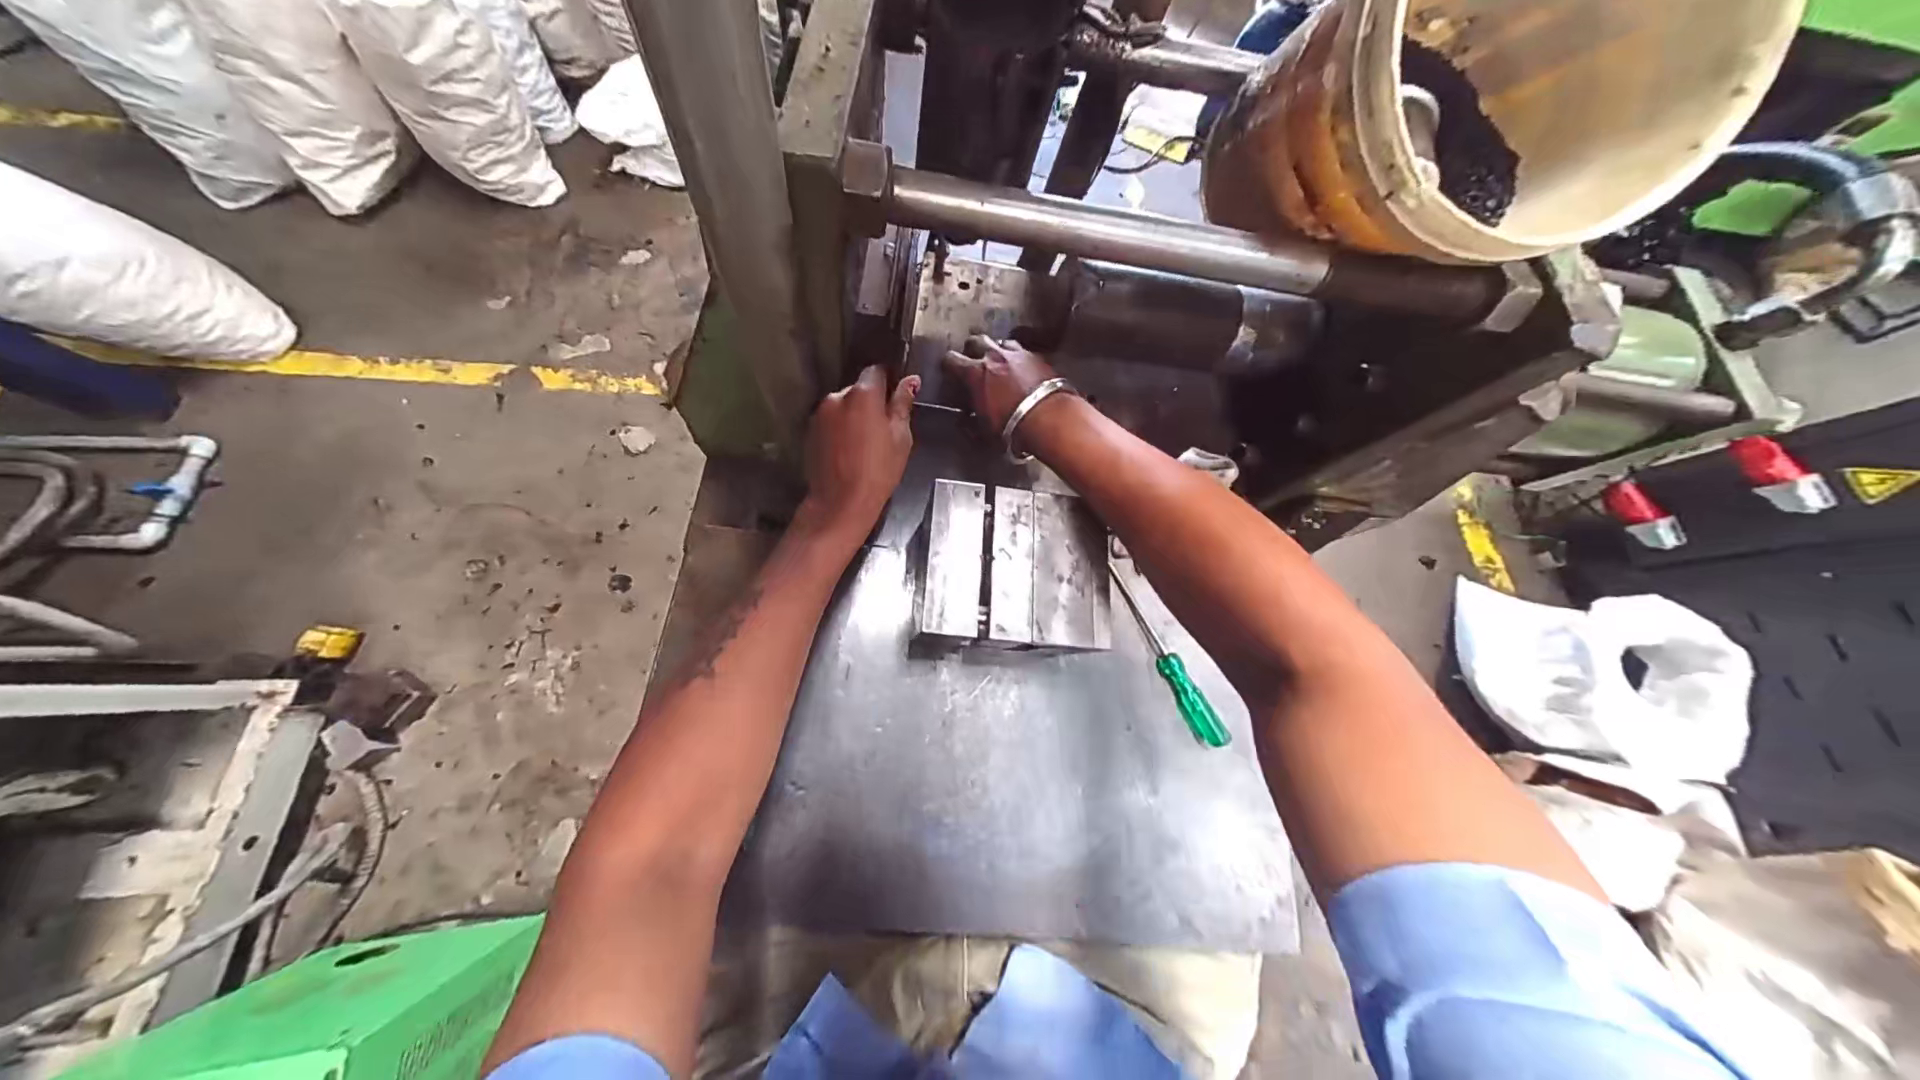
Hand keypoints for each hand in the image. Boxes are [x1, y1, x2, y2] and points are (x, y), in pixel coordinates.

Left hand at [801, 365, 917, 534]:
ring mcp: (819, 415)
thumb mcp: (900, 438)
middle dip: (870, 402)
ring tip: (865, 444)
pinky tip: (849, 451)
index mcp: (862, 394)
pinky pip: (830, 422)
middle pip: (858, 389)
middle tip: (884, 429)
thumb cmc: (878, 471)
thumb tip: (910, 381)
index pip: (876, 371)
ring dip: (854, 416)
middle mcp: (836, 397)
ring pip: (843, 406)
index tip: (896, 399)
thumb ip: (903, 404)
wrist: (840, 503)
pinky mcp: (809, 432)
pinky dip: (840, 429)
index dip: (888, 382)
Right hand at [942, 335, 1059, 431]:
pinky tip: (1022, 369)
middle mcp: (993, 356)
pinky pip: (1023, 351)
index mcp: (974, 373)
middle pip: (976, 340)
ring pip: (1001, 342)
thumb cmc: (1011, 426)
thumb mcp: (983, 430)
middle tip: (973, 360)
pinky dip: (1019, 358)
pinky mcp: (1038, 357)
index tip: (949, 371)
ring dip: (998, 350)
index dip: (948, 365)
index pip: (951, 359)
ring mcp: (1018, 354)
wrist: (1049, 418)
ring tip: (1000, 363)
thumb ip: (970, 422)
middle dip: (972, 349)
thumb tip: (965, 421)